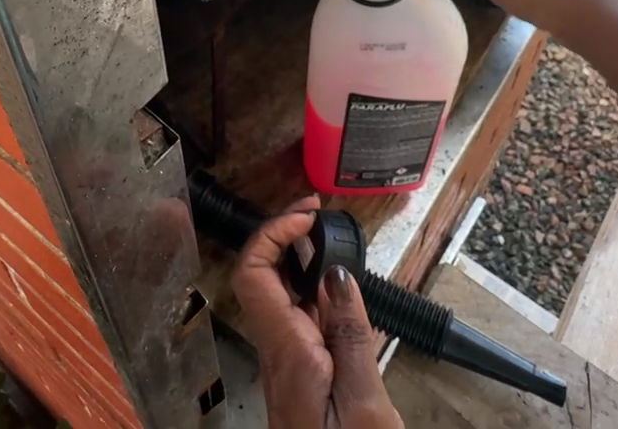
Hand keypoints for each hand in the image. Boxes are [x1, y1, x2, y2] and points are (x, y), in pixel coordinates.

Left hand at [232, 197, 402, 428]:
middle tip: (318, 214)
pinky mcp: (302, 370)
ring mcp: (287, 359)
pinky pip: (300, 316)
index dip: (272, 234)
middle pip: (262, 274)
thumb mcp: (364, 405)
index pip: (253, 273)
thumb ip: (351, 336)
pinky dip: (316, 289)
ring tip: (330, 237)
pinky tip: (338, 285)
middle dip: (284, 235)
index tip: (307, 217)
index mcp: (285, 350)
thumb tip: (338, 275)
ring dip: (300, 259)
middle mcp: (277, 349)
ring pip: (281, 293)